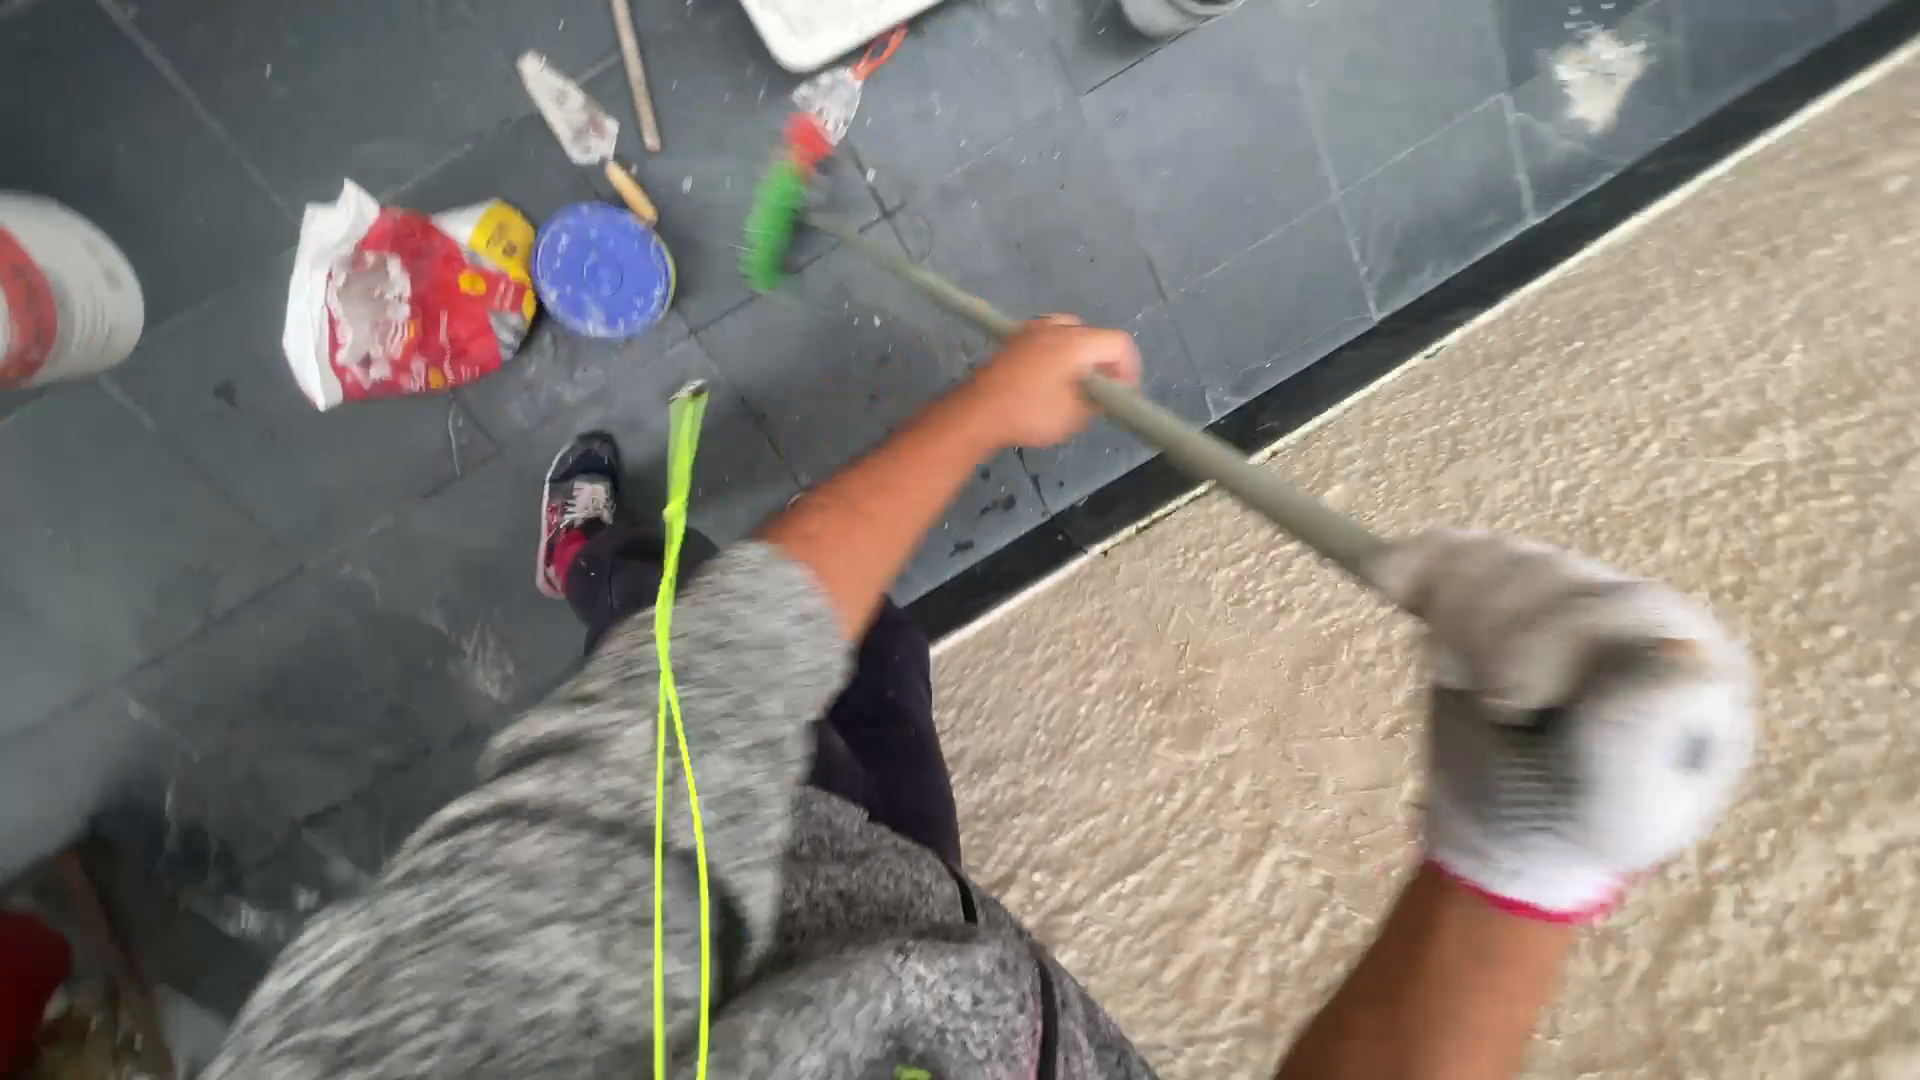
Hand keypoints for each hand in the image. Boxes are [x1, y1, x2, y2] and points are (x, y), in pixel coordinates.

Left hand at [957, 316, 1142, 448]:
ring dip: (1080, 354)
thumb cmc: (1029, 414)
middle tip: (1102, 388)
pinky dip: (1057, 352)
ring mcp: (1031, 330)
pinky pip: (1047, 338)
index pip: (1119, 343)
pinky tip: (1050, 377)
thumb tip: (1103, 393)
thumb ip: (1097, 401)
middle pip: (1094, 335)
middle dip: (1104, 361)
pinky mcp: (1014, 340)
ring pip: (1069, 333)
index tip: (1124, 393)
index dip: (1130, 367)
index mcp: (1076, 342)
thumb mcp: (1074, 416)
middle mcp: (1056, 327)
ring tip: (1076, 382)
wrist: (977, 412)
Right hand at [1370, 529, 1754, 921]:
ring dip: (1449, 619)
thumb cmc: (1563, 822)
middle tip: (1488, 706)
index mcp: (1684, 662)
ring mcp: (1563, 592)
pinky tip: (1388, 581)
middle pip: (1538, 575)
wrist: (1501, 820)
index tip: (1504, 707)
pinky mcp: (1502, 588)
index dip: (1537, 645)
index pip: (1606, 605)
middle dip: (1486, 642)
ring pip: (1491, 558)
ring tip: (1457, 677)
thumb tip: (1677, 652)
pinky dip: (1413, 564)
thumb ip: (1635, 735)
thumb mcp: (1607, 806)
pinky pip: (1452, 548)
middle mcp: (1633, 615)